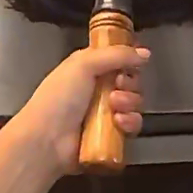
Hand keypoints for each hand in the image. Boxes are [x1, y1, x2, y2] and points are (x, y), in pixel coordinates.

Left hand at [0, 44, 148, 176]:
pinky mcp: (111, 135)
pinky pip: (133, 125)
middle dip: (129, 82)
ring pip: (134, 102)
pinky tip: (118, 122)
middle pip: (130, 80)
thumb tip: (145, 53)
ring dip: (129, 102)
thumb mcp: (83, 64)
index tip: (132, 62)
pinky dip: (130, 122)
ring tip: (114, 106)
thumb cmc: (59, 97)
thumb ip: (116, 54)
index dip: (128, 59)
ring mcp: (105, 112)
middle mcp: (98, 87)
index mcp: (88, 67)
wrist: (47, 139)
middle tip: (118, 86)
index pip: (118, 58)